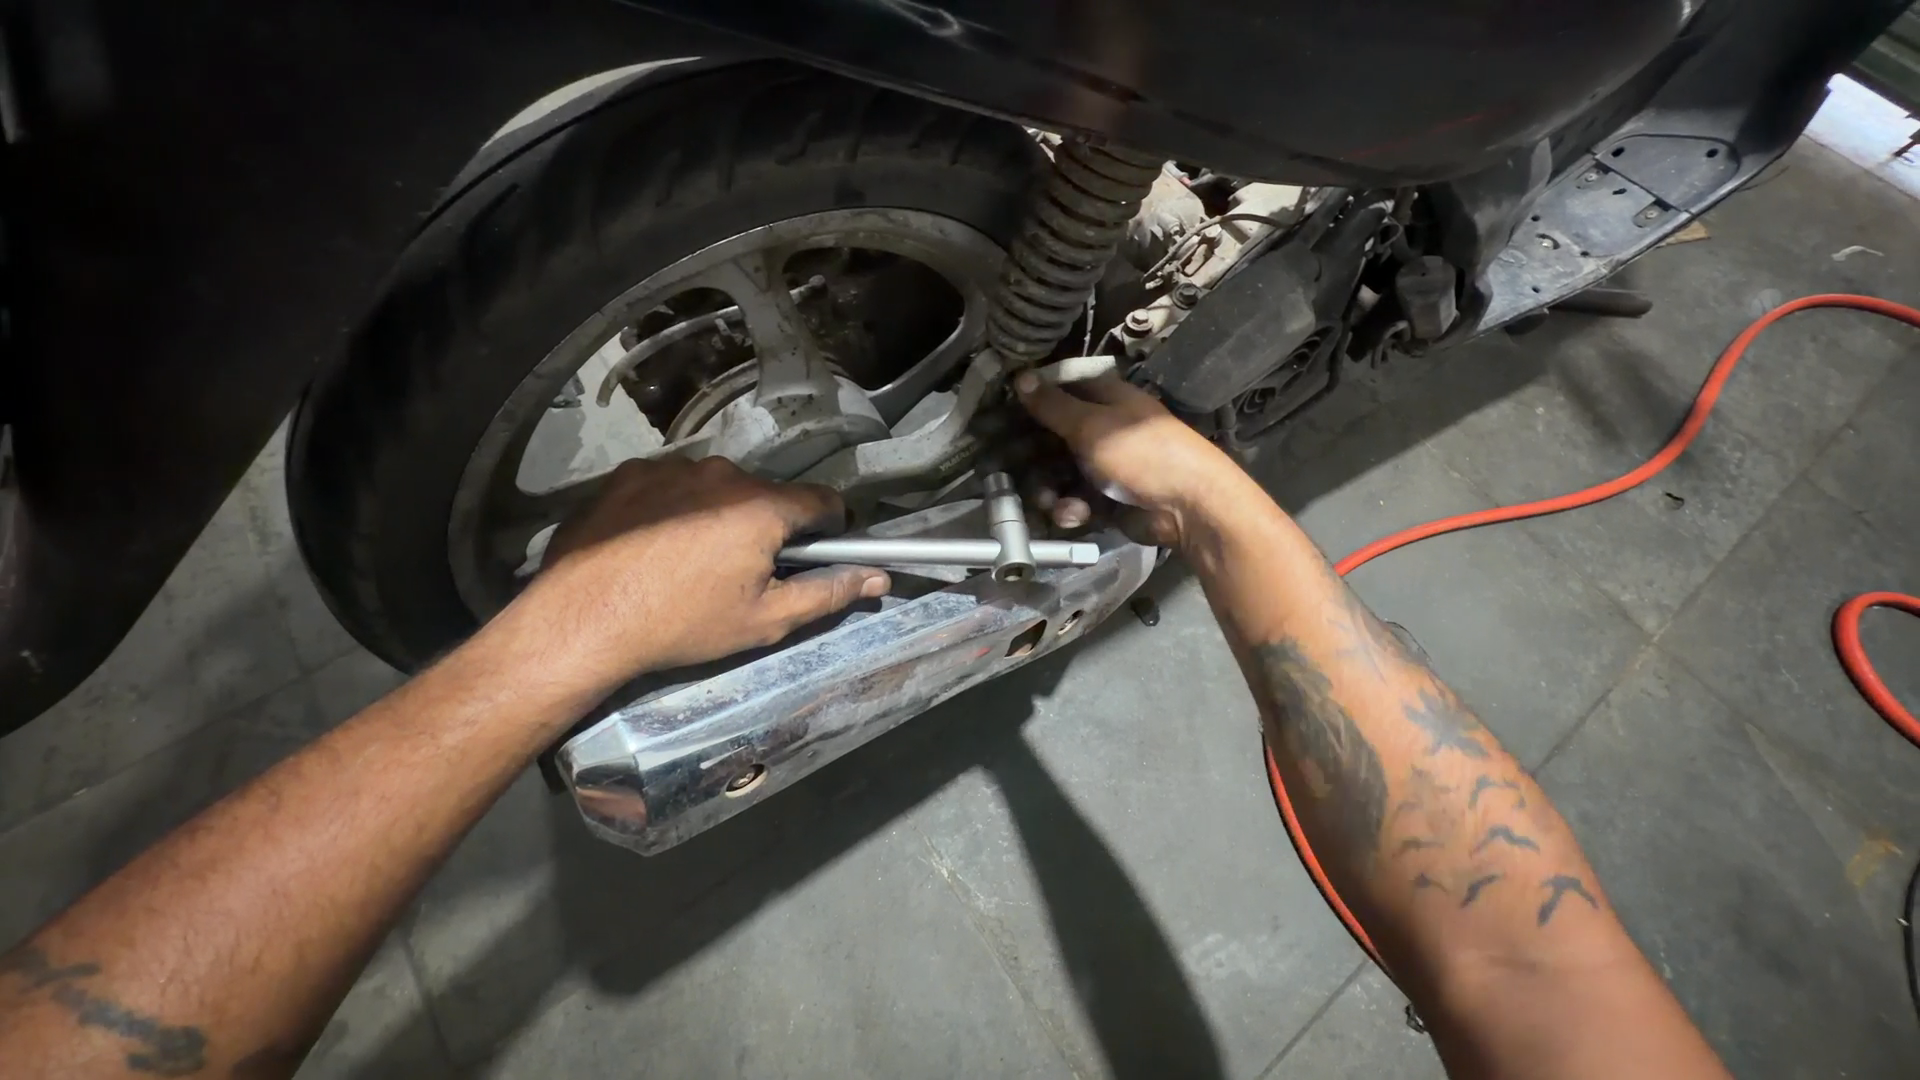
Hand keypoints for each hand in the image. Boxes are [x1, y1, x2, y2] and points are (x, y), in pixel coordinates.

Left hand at [503, 457, 888, 692]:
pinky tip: (654, 546)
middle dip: (769, 527)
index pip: (823, 500)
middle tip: (745, 572)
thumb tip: (880, 578)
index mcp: (762, 506)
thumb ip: (829, 593)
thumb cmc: (683, 624)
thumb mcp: (765, 620)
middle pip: (768, 495)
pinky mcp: (629, 473)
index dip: (830, 528)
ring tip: (691, 561)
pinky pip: (673, 485)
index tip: (815, 555)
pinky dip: (676, 508)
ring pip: (719, 488)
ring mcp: (670, 467)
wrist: (581, 620)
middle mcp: (722, 472)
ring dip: (721, 515)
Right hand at [1012, 371, 1248, 547]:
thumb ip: (1053, 405)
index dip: (1031, 401)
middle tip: (1007, 470)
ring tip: (1048, 502)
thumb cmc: (1140, 453)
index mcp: (1106, 399)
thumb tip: (1021, 376)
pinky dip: (1071, 509)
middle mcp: (1103, 429)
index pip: (1060, 391)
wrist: (1187, 507)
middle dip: (1033, 457)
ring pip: (1060, 474)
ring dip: (1049, 490)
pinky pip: (1075, 500)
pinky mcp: (1107, 499)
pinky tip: (1076, 515)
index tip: (1001, 415)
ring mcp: (1104, 466)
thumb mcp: (1091, 424)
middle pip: (1053, 438)